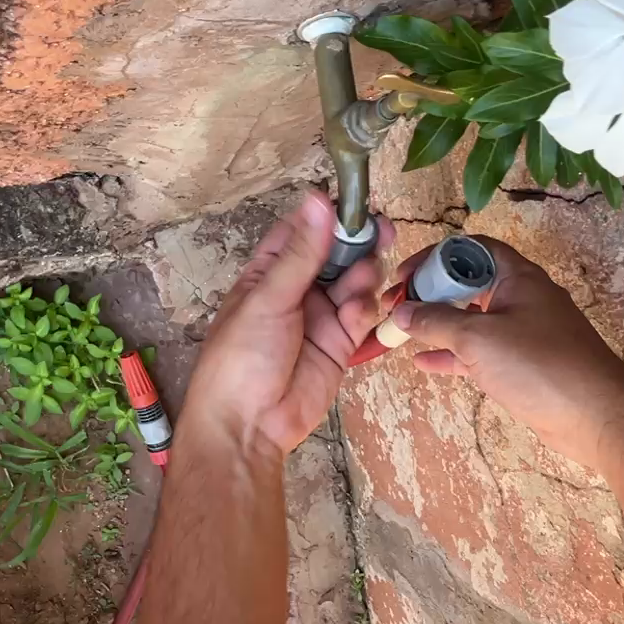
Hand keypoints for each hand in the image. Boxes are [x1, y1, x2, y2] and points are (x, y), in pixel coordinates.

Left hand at [181, 192, 389, 462]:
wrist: (249, 424)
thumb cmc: (241, 357)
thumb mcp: (268, 298)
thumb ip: (300, 253)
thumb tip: (318, 199)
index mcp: (269, 272)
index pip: (302, 231)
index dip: (328, 215)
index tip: (356, 200)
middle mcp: (297, 289)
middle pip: (337, 252)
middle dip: (359, 241)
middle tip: (381, 231)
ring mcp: (321, 315)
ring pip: (355, 280)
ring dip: (364, 274)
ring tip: (362, 279)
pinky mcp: (341, 343)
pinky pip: (361, 314)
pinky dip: (365, 308)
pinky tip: (358, 313)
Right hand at [388, 236, 623, 467]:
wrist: (595, 415)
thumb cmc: (537, 364)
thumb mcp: (477, 337)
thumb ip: (436, 321)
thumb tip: (402, 312)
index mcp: (517, 277)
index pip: (471, 249)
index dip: (434, 257)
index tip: (404, 276)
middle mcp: (521, 298)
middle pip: (469, 284)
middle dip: (430, 293)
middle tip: (398, 306)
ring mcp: (523, 332)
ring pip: (472, 319)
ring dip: (438, 324)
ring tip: (403, 332)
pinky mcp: (522, 364)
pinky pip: (479, 352)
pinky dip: (453, 354)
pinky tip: (424, 362)